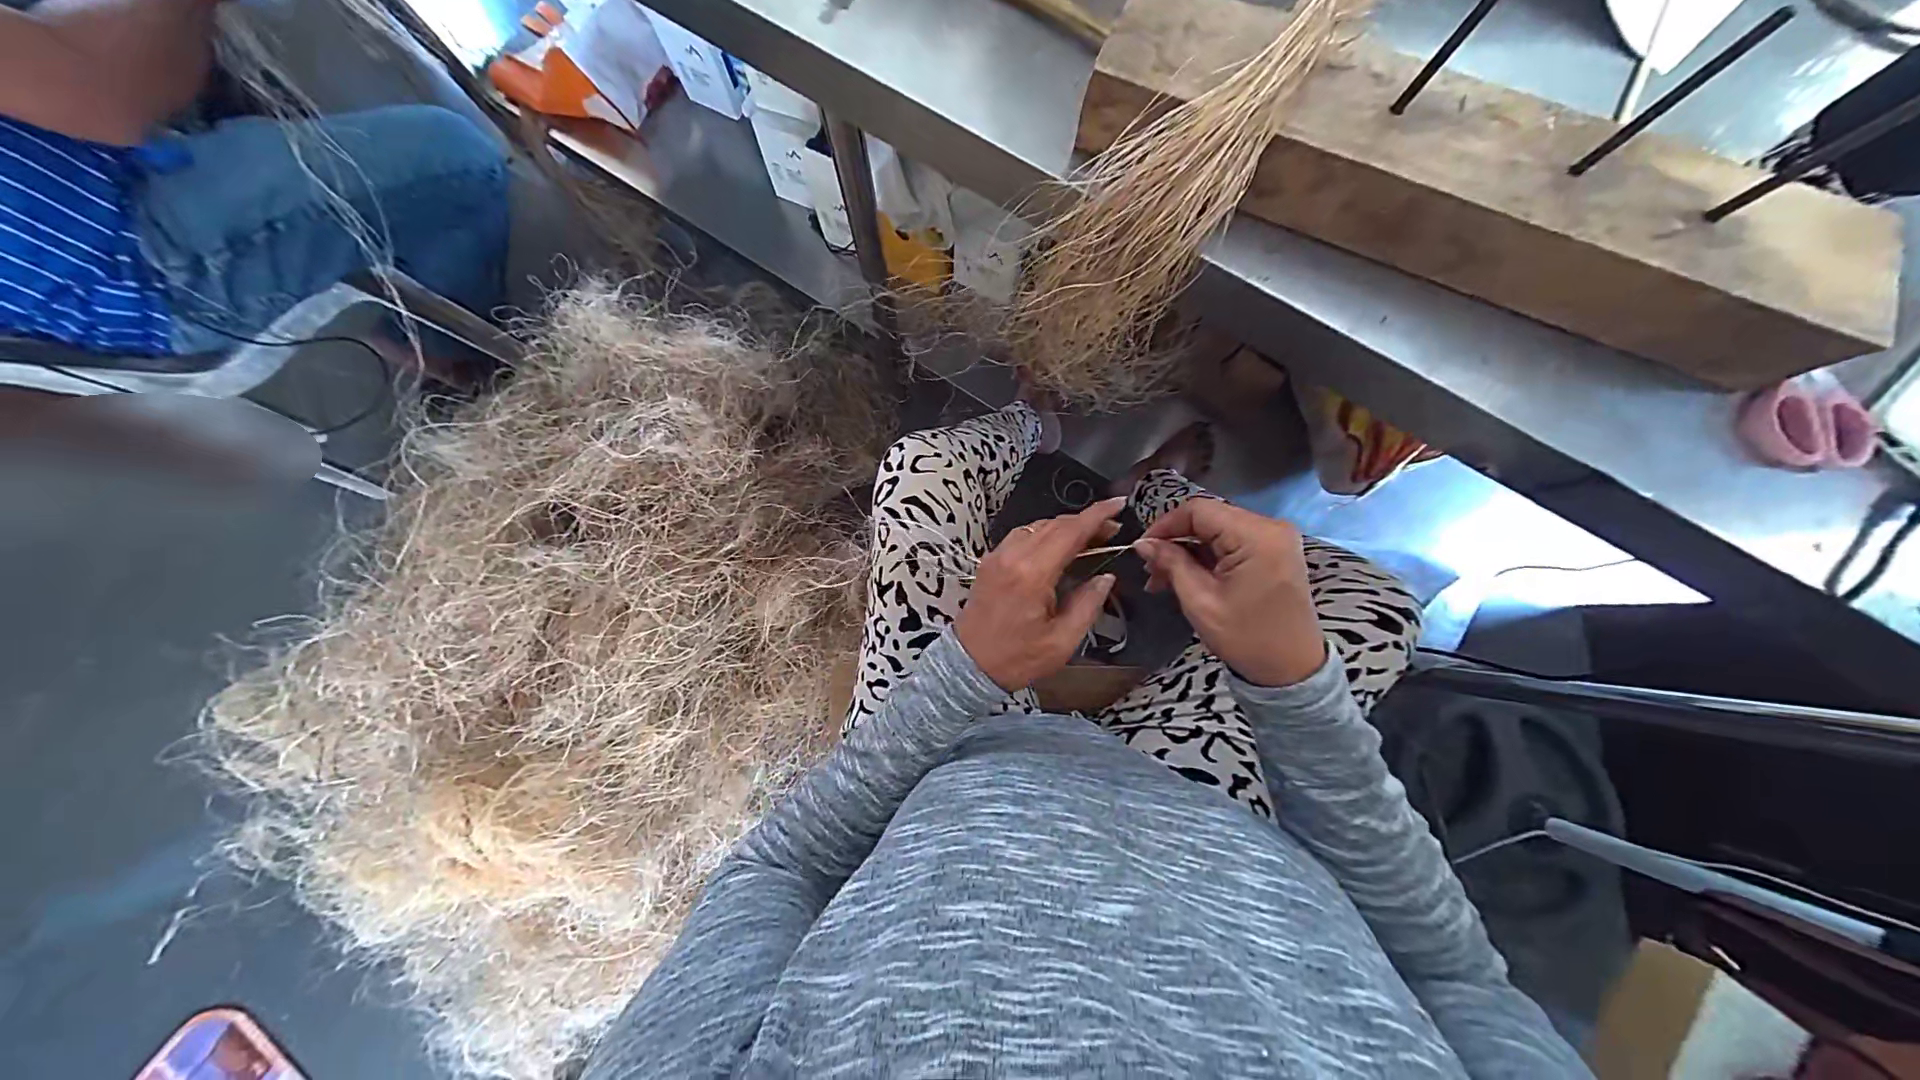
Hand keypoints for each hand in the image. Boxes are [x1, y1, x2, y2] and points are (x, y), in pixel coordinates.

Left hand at [956, 497, 1125, 691]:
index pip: (1070, 531)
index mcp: (1032, 574)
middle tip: (1110, 530)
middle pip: (1055, 524)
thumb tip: (1105, 579)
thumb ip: (1088, 604)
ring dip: (1064, 527)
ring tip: (1089, 540)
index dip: (1098, 515)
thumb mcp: (1062, 641)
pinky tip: (1058, 548)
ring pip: (1037, 526)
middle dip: (1086, 521)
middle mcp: (1012, 557)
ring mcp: (997, 557)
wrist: (969, 666)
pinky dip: (1044, 535)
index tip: (1118, 505)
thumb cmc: (1014, 659)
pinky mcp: (990, 563)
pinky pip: (1022, 536)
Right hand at [1133, 500, 1325, 687]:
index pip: (1199, 510)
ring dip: (1188, 549)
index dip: (1164, 524)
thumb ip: (1171, 563)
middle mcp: (1270, 527)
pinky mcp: (1275, 550)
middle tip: (1150, 568)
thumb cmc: (1246, 638)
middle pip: (1208, 517)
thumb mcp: (1200, 601)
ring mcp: (1275, 538)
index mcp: (1256, 536)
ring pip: (1217, 529)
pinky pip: (1232, 541)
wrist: (1292, 669)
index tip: (1142, 548)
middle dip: (1175, 539)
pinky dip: (1207, 554)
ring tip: (1162, 577)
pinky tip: (1186, 575)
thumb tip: (1144, 543)